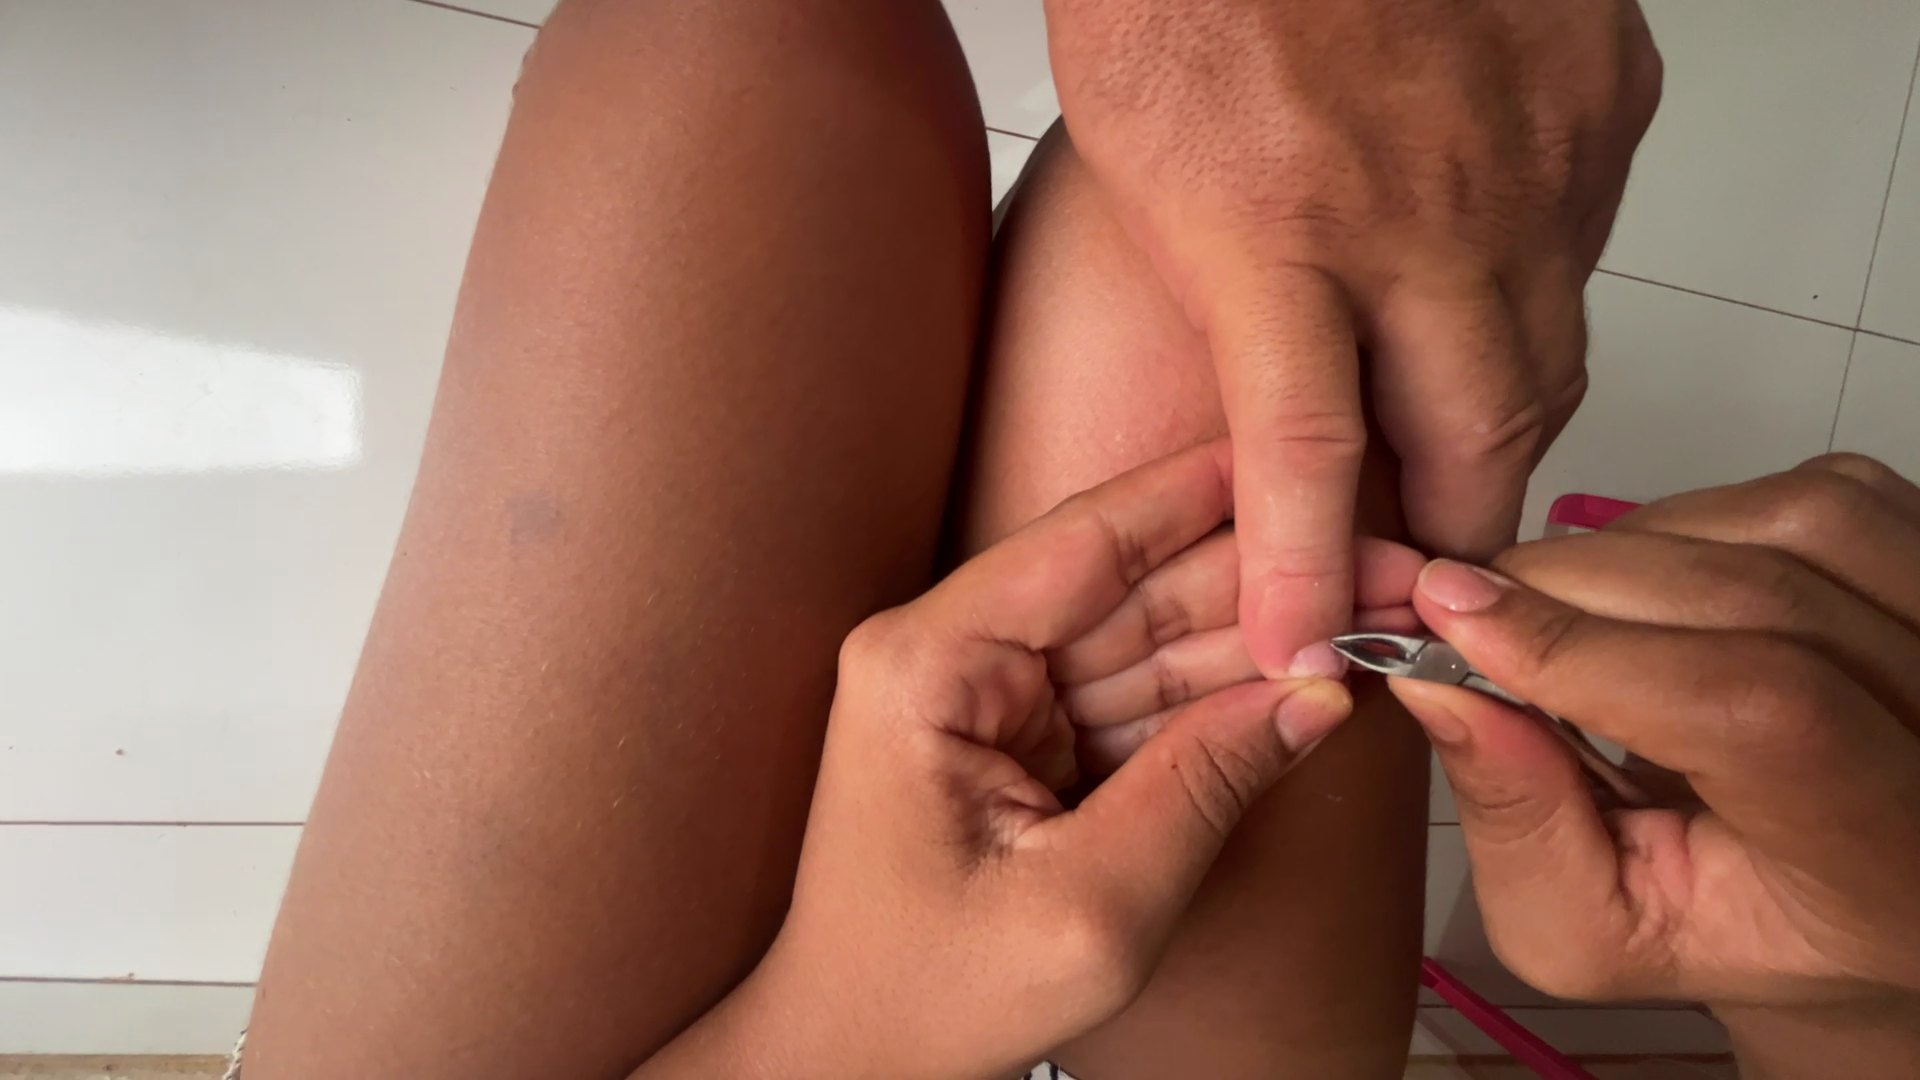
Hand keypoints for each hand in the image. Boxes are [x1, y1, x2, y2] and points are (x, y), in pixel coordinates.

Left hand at [640, 442, 1353, 1078]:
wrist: (856, 1041)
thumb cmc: (927, 991)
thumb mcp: (1086, 909)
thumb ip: (1203, 786)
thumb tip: (1315, 694)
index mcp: (927, 664)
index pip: (1079, 543)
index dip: (1193, 493)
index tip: (1285, 451)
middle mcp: (950, 653)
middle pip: (1122, 583)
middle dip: (1251, 573)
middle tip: (1373, 559)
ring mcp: (987, 687)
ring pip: (1139, 633)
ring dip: (1248, 626)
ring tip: (1360, 610)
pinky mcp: (1020, 725)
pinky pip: (1131, 689)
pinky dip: (1213, 686)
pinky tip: (1294, 668)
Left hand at [1044, 0, 1662, 671]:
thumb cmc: (1173, 16)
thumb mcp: (1146, 199)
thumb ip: (1220, 317)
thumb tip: (1278, 417)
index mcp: (1274, 239)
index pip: (1305, 459)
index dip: (1309, 577)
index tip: (1303, 655)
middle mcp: (1419, 211)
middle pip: (1467, 436)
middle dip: (1445, 530)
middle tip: (1410, 581)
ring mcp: (1523, 151)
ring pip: (1537, 361)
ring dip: (1491, 441)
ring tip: (1442, 485)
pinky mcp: (1590, 95)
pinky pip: (1572, 259)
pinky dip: (1522, 324)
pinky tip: (1475, 334)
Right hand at [1392, 456, 1919, 1073]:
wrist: (1828, 900)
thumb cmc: (1699, 926)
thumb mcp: (1570, 924)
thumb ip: (1506, 816)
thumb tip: (1430, 680)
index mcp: (1886, 872)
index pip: (1755, 711)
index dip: (1579, 646)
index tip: (1445, 608)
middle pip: (1754, 598)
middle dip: (1560, 583)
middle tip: (1464, 603)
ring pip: (1786, 527)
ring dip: (1619, 547)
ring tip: (1554, 601)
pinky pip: (1816, 496)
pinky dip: (1688, 517)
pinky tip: (1640, 578)